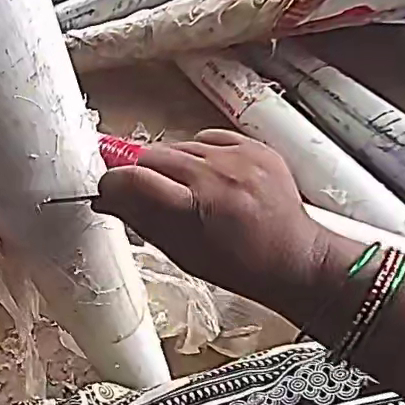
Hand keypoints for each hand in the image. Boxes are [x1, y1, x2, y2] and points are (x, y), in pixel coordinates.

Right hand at [95, 130, 348, 320]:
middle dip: (135, 170)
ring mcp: (240, 157)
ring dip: (167, 164)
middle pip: (150, 154)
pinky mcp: (255, 147)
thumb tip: (107, 198)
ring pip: (177, 145)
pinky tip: (204, 176)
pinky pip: (206, 139)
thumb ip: (140, 219)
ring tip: (179, 187)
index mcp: (198, 207)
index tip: (106, 188)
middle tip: (133, 186)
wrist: (298, 259)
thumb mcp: (180, 251)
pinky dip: (196, 155)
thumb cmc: (238, 265)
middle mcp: (219, 175)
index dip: (112, 181)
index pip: (134, 178)